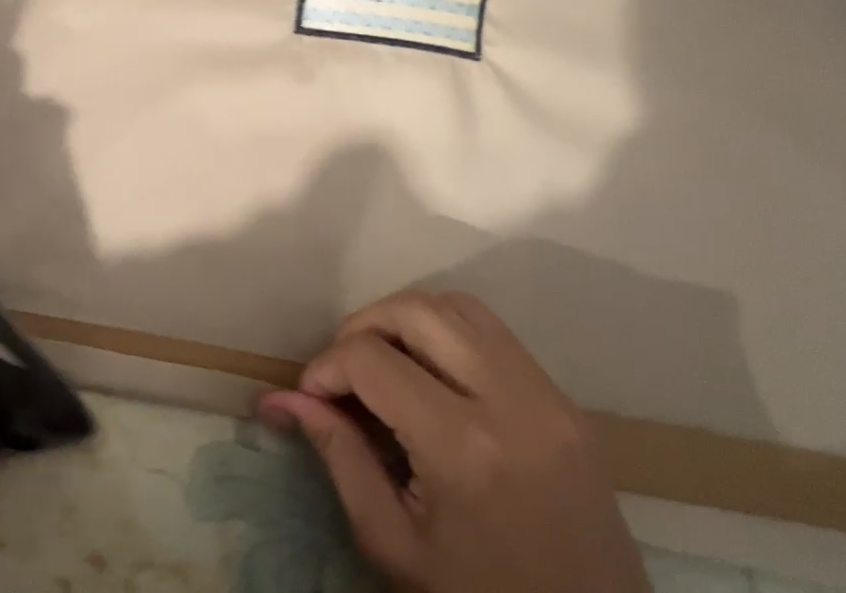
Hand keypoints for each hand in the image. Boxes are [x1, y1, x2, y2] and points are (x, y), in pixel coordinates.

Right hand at [260, 291, 648, 592]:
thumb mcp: (390, 541)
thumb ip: (337, 455)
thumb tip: (279, 398)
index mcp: (462, 447)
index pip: (370, 358)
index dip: (324, 368)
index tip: (313, 401)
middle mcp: (511, 402)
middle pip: (415, 310)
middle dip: (360, 327)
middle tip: (343, 373)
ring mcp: (548, 397)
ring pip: (458, 306)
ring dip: (405, 322)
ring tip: (384, 367)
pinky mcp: (566, 402)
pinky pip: (494, 334)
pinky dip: (446, 335)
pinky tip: (430, 379)